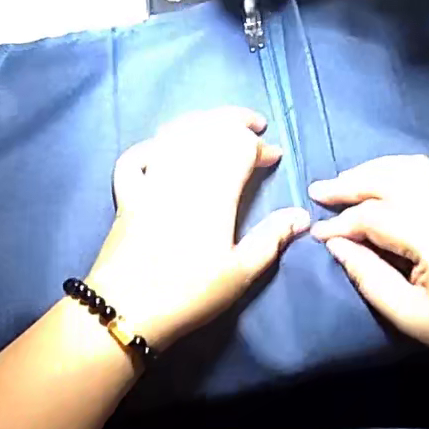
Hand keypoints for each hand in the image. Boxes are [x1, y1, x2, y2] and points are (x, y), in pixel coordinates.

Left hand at [84, 107, 310, 351]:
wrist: (126, 308)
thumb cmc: (190, 292)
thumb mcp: (241, 271)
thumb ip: (272, 238)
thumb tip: (302, 216)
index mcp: (214, 191)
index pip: (240, 146)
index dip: (261, 147)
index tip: (274, 158)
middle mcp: (181, 174)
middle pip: (208, 127)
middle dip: (234, 120)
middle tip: (254, 125)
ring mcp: (149, 180)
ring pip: (174, 133)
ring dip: (200, 122)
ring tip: (218, 127)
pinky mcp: (126, 194)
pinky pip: (136, 156)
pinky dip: (152, 145)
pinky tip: (164, 148)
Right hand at [310, 155, 428, 396]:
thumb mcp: (412, 317)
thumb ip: (369, 277)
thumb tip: (336, 245)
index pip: (377, 216)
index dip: (342, 223)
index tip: (317, 234)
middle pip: (394, 179)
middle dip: (353, 182)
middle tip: (319, 190)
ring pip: (415, 168)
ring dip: (376, 171)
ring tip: (346, 183)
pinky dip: (403, 172)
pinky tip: (384, 182)